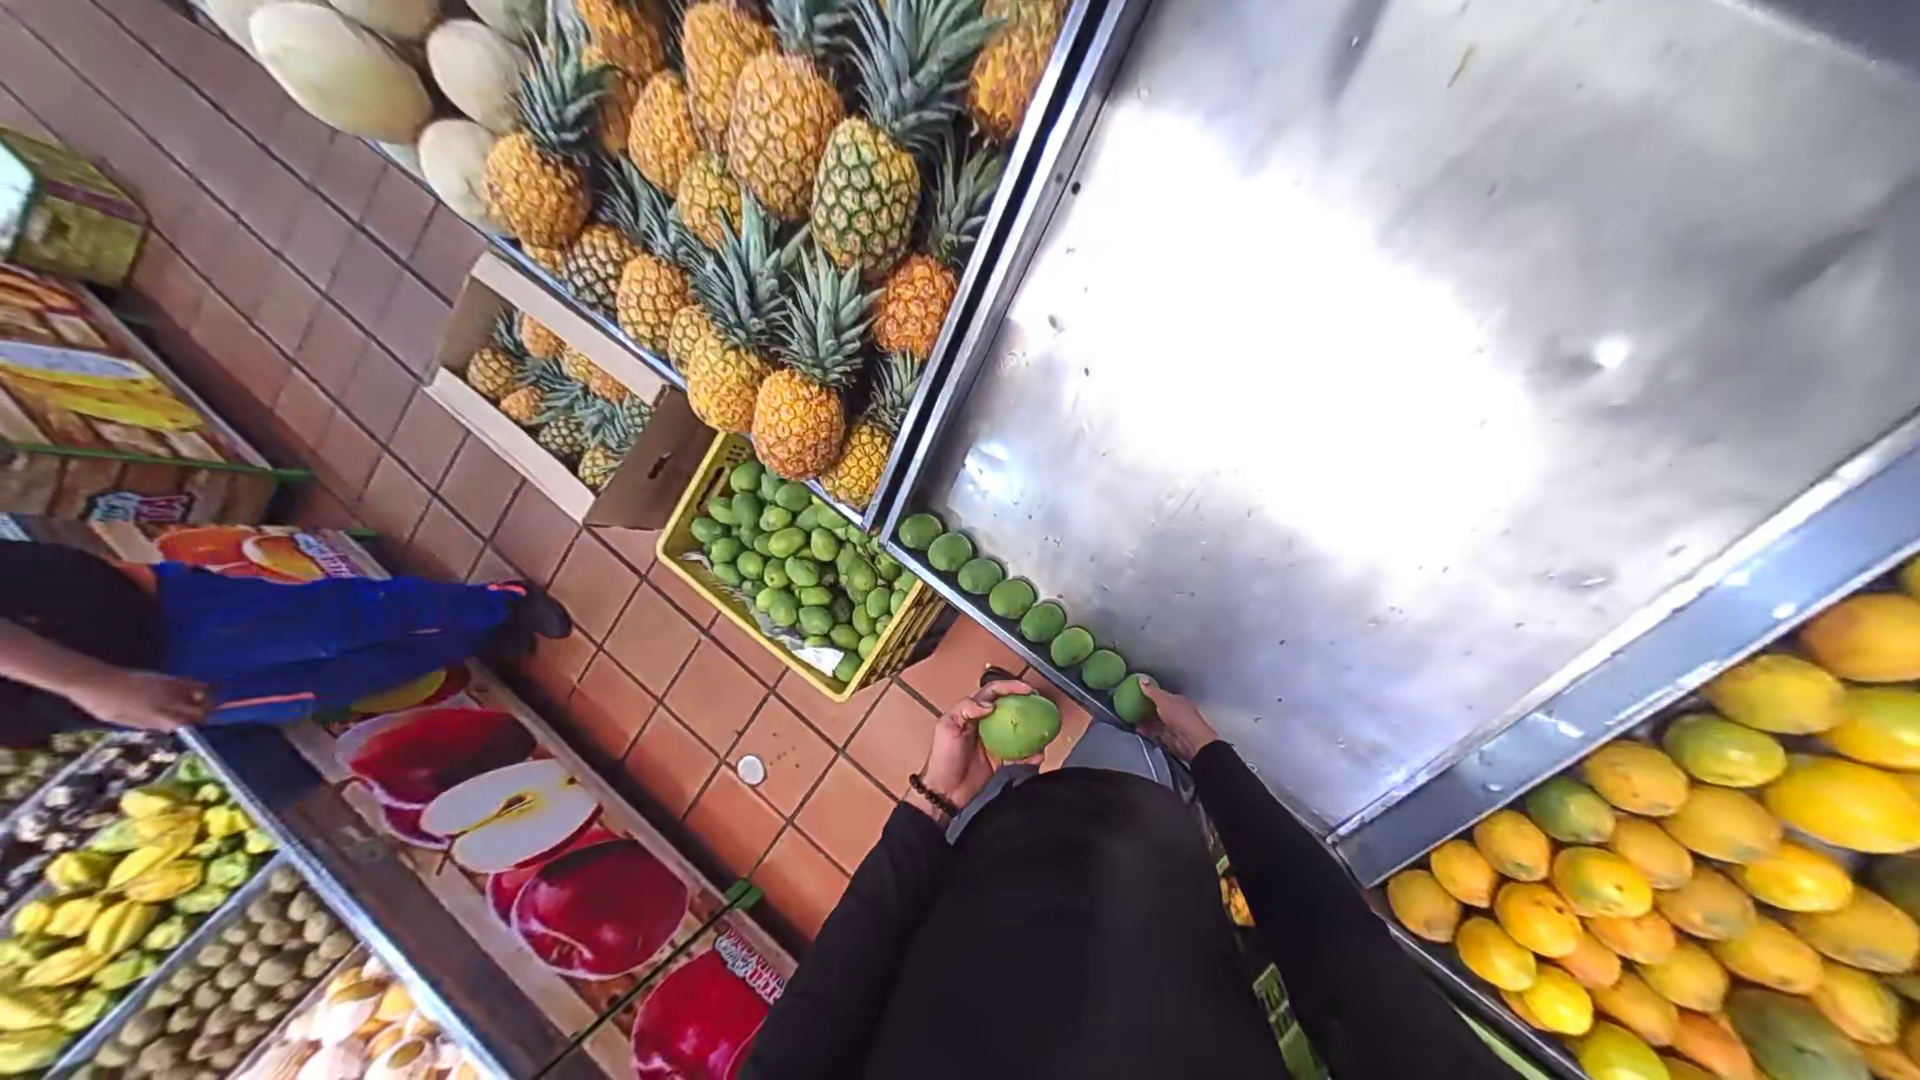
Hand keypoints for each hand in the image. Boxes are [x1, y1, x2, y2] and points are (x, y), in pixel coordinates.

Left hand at [69, 670, 209, 731]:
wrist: (97, 681)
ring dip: (207, 700)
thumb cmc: (102, 704)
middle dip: (203, 714)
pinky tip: (199, 691)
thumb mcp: (120, 719)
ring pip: (205, 694)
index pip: (186, 722)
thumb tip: (169, 727)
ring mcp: (173, 688)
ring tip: (203, 704)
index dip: (192, 726)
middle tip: (198, 717)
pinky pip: (196, 683)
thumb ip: (147, 723)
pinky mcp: (173, 678)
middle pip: (201, 709)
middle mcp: (171, 701)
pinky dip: (203, 688)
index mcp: (156, 714)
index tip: (190, 727)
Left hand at [908, 680, 1040, 822]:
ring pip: (1016, 729)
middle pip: (1008, 707)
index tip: (1027, 689)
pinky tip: (1038, 755)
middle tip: (1041, 705)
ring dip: (1030, 729)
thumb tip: (990, 705)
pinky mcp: (999, 759)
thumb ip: (964, 710)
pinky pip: (1018, 753)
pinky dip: (1029, 754)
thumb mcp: (946, 728)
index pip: (992, 692)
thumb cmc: (942, 757)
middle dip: (1025, 703)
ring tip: (1045, 730)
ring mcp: (993, 741)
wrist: (945, 792)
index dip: (1009, 686)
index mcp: (970, 711)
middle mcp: (984, 722)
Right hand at [1135, 677, 1219, 762]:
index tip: (1137, 693)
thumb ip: (1152, 691)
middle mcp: (1176, 713)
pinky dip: (1146, 731)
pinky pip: (1154, 733)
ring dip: (1144, 720)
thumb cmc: (1179, 716)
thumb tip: (1141, 678)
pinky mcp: (1168, 739)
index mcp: (1178, 701)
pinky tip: (1136, 729)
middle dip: (1146, 708)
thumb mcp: (1164, 700)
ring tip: (1130, 718)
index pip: (1163, 696)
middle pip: (1158, 709)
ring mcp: (1173, 726)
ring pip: (1155, 722)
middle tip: (1131, 706)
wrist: (1190, 741)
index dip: (1151, 694)